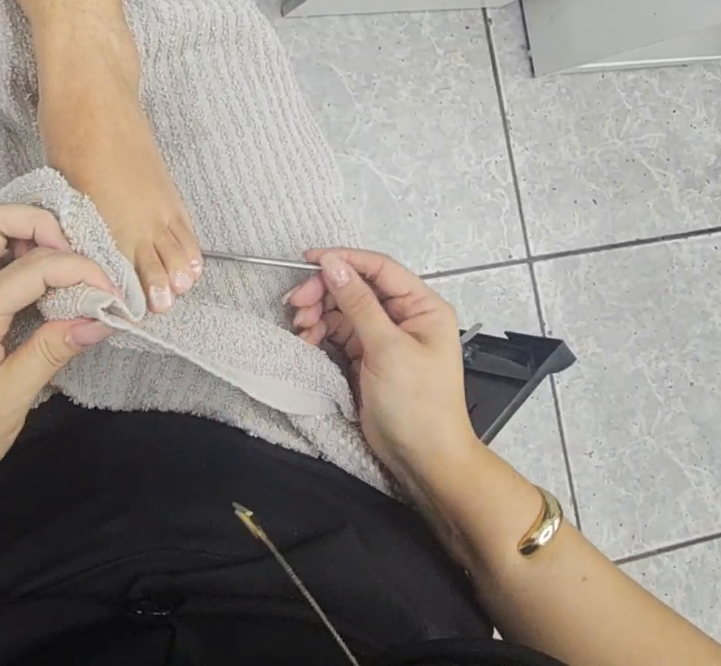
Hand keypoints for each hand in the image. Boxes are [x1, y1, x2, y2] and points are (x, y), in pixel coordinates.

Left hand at [0, 204, 115, 505]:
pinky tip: (46, 285)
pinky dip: (20, 256)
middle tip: (77, 260)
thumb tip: (98, 319)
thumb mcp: (6, 405)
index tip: (112, 293)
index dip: (80, 270)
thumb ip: (50, 354)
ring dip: (27, 234)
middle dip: (41, 223)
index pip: (33, 267)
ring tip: (65, 269)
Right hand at [287, 249, 477, 485]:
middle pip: (355, 287)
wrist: (424, 460)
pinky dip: (320, 332)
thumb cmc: (419, 405)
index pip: (379, 269)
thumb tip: (334, 265)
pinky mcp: (366, 356)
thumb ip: (358, 303)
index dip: (344, 259)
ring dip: (318, 313)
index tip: (309, 260)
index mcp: (422, 307)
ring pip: (342, 308)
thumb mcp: (387, 349)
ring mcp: (383, 336)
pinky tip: (308, 340)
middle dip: (324, 291)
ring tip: (301, 326)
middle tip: (296, 302)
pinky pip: (337, 332)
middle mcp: (403, 316)